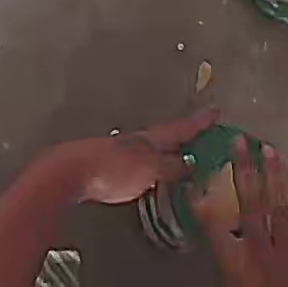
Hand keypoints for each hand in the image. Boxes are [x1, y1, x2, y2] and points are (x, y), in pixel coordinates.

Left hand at [44, 109, 213, 205]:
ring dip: (170, 151)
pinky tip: (153, 174)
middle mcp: (139, 141)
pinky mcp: (110, 166)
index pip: (182, 128)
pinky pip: (141, 161)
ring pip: (154, 148)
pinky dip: (154, 164)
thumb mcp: (150, 169)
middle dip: (186, 135)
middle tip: (203, 134)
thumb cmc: (113, 169)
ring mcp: (123, 152)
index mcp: (152, 138)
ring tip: (183, 157)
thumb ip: (171, 167)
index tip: (215, 112)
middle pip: (169, 136)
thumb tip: (190, 164)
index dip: (200, 123)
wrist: (72, 172)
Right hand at [194, 139, 287, 286]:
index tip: (196, 180)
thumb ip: (225, 272)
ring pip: (284, 210)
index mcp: (236, 270)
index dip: (202, 201)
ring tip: (272, 151)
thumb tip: (223, 243)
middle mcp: (264, 258)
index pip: (214, 226)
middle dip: (245, 169)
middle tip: (241, 141)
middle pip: (252, 204)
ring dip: (278, 178)